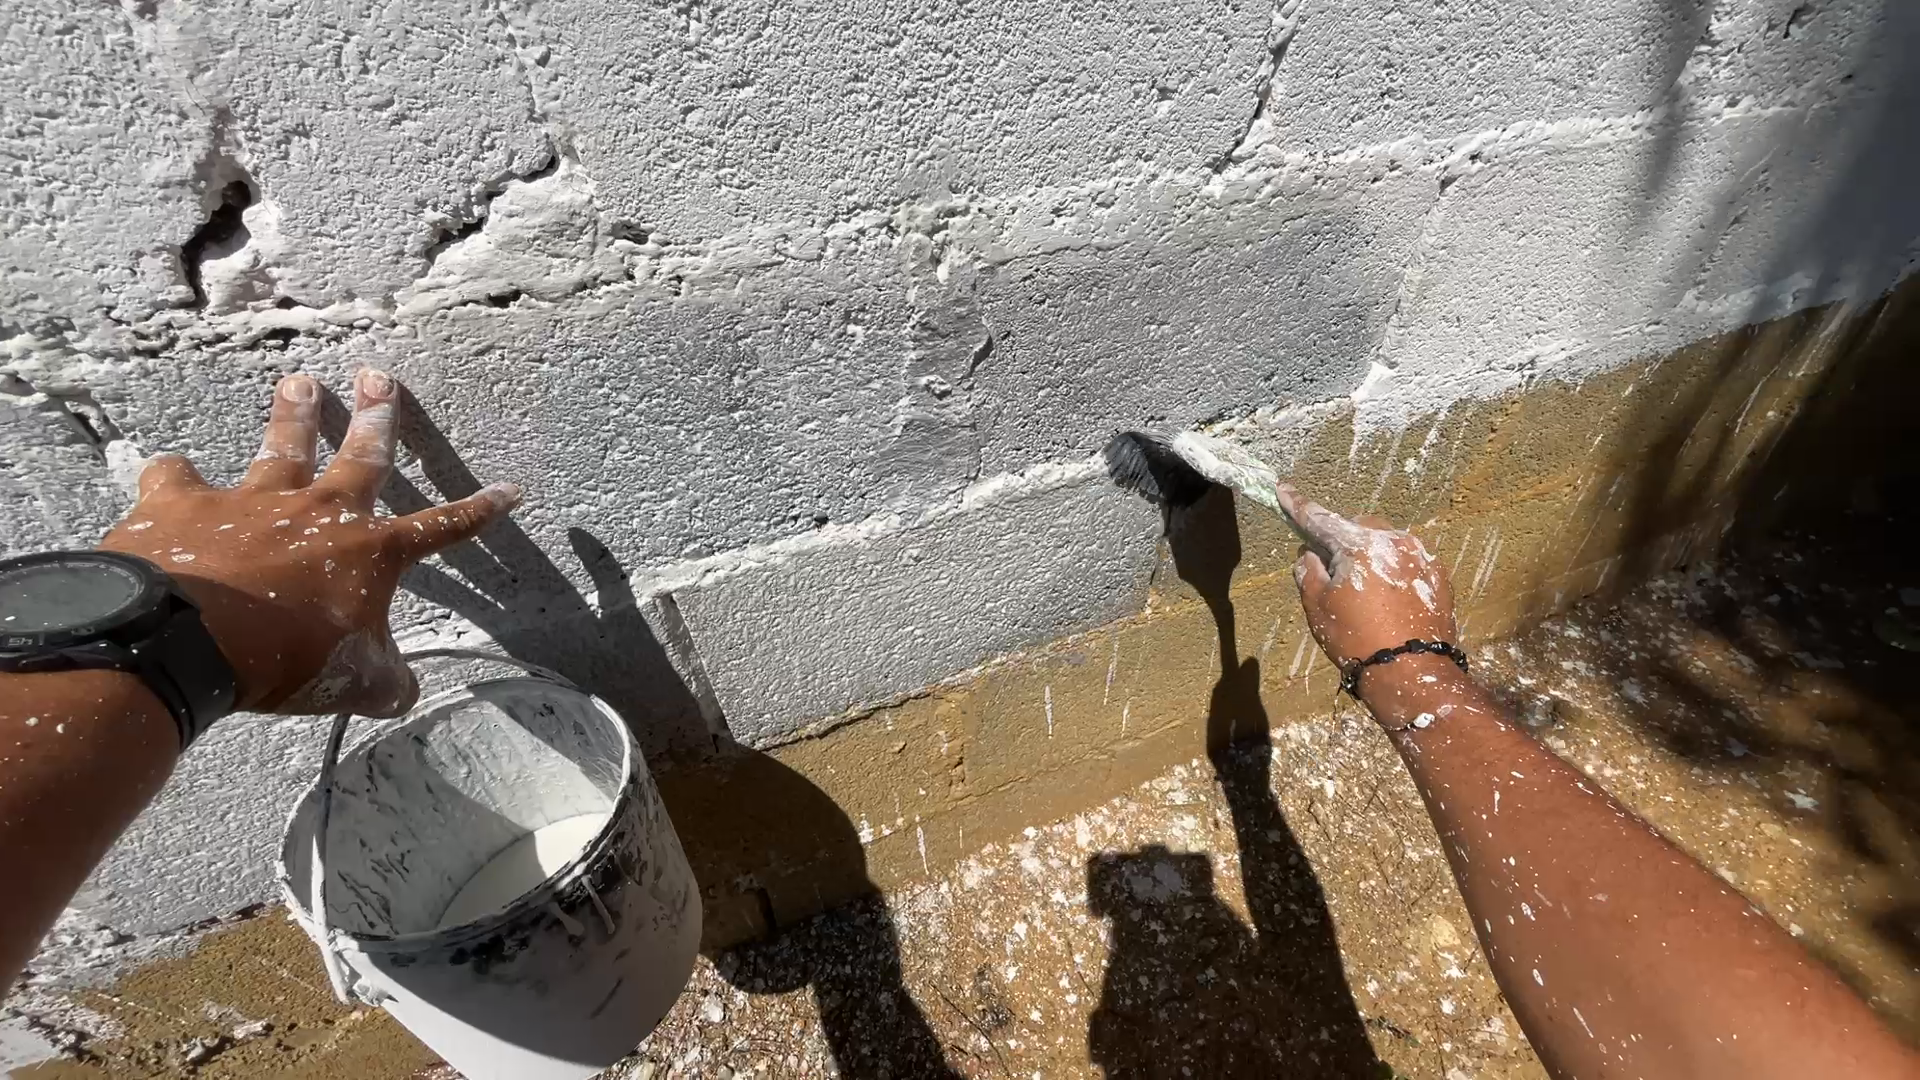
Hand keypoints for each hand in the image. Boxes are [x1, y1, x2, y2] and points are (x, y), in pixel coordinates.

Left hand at [99, 369, 519, 717]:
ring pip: (281, 447)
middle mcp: (322, 512)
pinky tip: (170, 471)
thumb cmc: (287, 657)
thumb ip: (386, 681)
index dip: (483, 510)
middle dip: (378, 417)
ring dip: (293, 414)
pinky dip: (175, 477)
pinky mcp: (181, 506)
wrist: (180, 642)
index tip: (511, 490)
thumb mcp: (356, 681)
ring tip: (298, 382)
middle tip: (379, 377)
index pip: (447, 527)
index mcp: (374, 550)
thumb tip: (404, 696)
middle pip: (362, 456)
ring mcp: (252, 502)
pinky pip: (176, 481)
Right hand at [1277, 483, 1455, 676]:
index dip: (1297, 505)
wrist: (1411, 674)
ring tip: (1360, 588)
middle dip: (1341, 539)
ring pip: (1384, 542)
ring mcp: (1421, 558)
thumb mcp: (1316, 605)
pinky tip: (1383, 597)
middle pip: (1358, 526)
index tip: (1282, 489)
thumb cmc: (1355, 639)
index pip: (1320, 519)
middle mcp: (1395, 541)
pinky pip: (1404, 561)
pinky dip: (1389, 570)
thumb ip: (1308, 571)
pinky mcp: (1438, 577)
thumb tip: (1310, 554)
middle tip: (1329, 567)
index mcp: (1360, 545)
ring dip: (1367, 554)